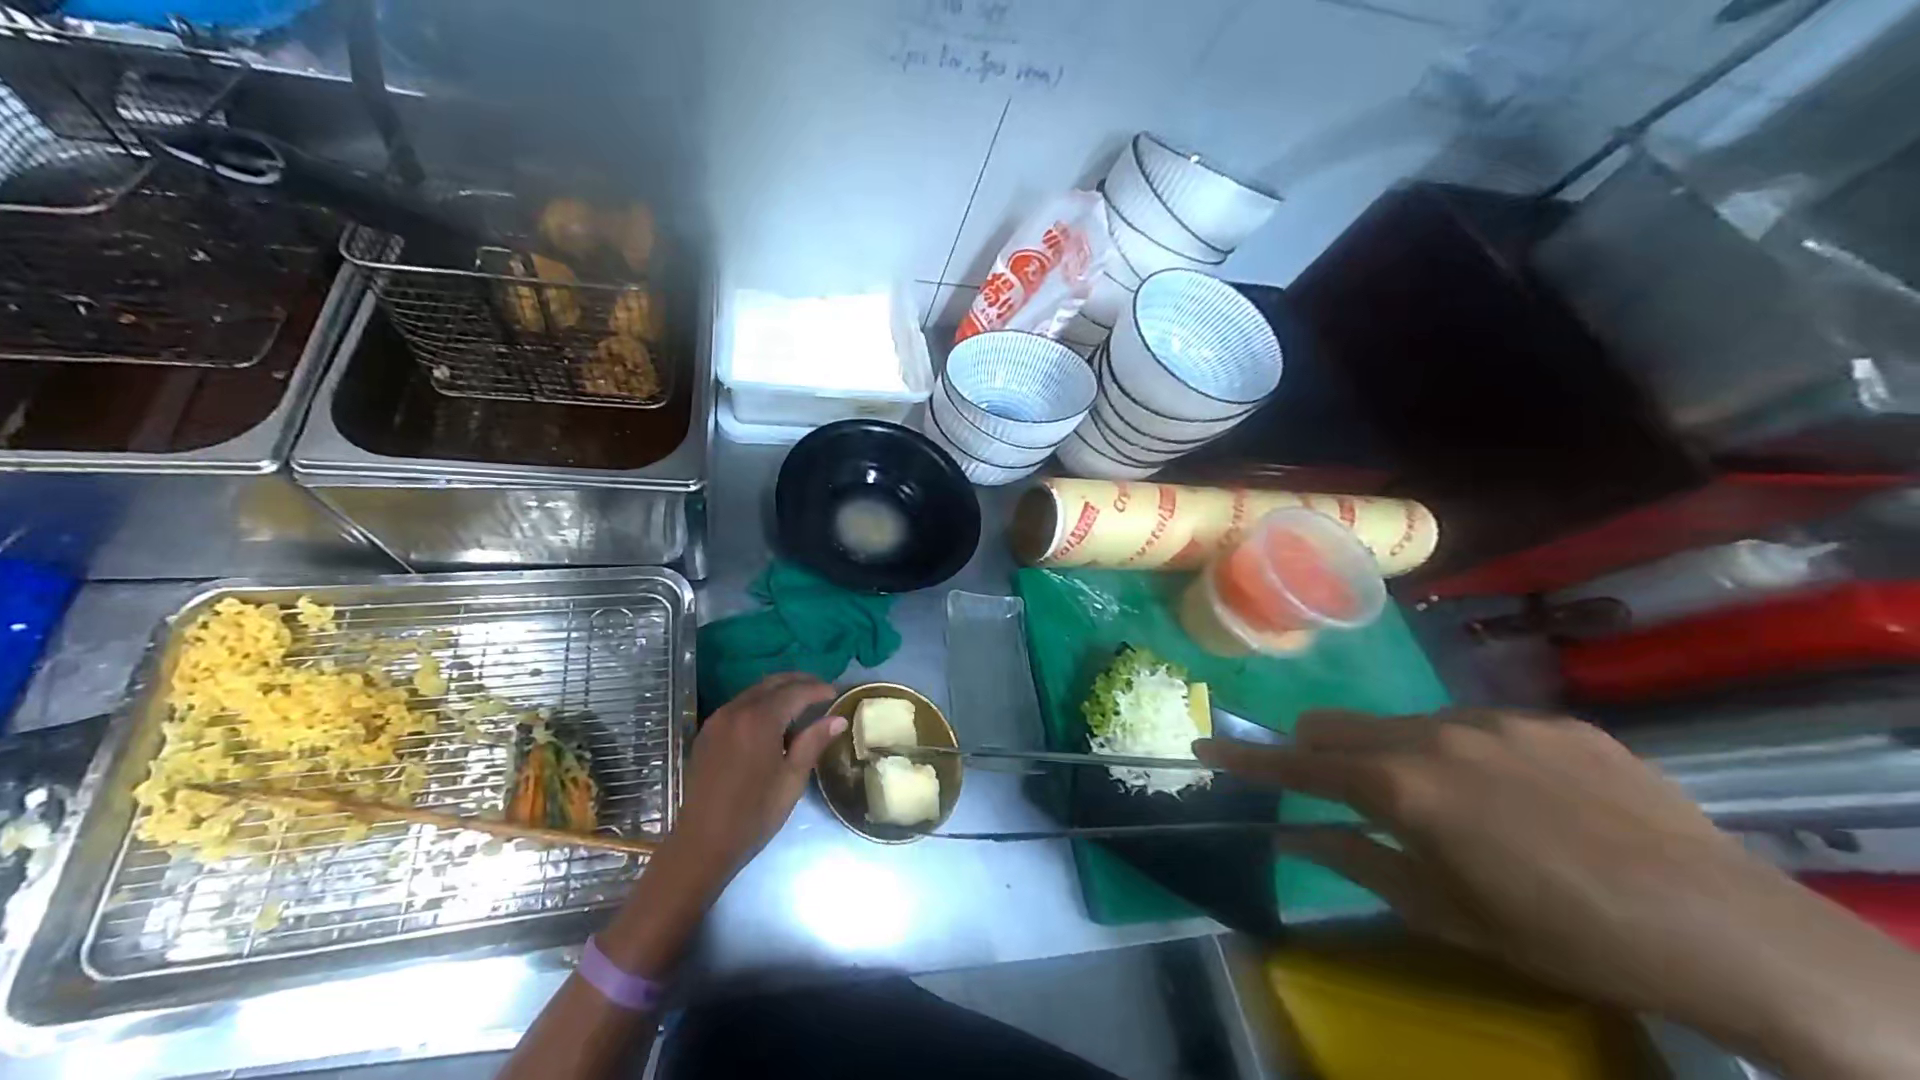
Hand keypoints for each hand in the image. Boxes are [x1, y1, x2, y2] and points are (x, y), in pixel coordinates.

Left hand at [665, 673, 842, 884]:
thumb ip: (813, 742)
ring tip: (800, 704)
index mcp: (759, 720)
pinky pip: (739, 705)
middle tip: (821, 691)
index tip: (836, 693)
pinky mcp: (707, 733)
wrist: (702, 843)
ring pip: (754, 692)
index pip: (795, 691)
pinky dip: (760, 703)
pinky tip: (772, 721)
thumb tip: (838, 719)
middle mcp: (735, 711)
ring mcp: (717, 720)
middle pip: (772, 683)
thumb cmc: (754, 814)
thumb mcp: (792, 779)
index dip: (818, 689)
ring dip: (779, 691)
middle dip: (799, 682)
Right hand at [1195, 709, 1919, 1079]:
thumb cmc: (1560, 933)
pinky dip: (1467, 754)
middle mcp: (1436, 734)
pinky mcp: (1552, 719)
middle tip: (1335, 790)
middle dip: (1318, 750)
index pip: (1299, 762)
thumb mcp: (1444, 912)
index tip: (1206, 747)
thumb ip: (1356, 860)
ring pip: (1406, 721)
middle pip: (1341, 724)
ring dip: (1397, 754)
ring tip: (1451, 806)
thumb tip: (1292, 835)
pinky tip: (1523, 798)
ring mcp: (1498, 719)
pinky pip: (1479, 725)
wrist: (1726, 929)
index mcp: (1403, 786)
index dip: (1246, 758)